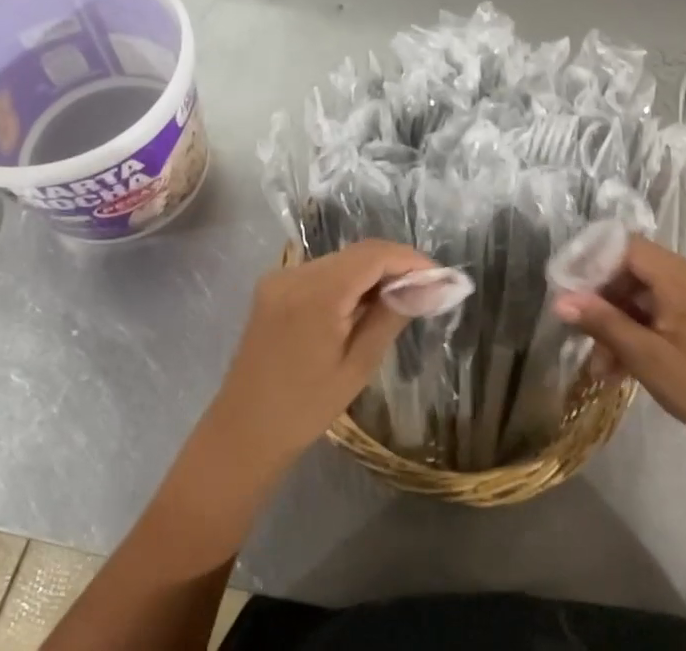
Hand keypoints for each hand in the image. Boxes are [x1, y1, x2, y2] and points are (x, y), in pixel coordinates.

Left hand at [205, 240, 430, 462]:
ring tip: (400, 303)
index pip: (373, 255)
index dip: (411, 260)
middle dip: (395, 266)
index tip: (442, 279)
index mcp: (315, 293)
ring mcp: (279, 279)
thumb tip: (433, 286)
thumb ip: (393, 315)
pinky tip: (363, 307)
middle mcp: (294, 274)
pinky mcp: (272, 289)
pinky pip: (321, 273)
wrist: (243, 430)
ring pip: (340, 261)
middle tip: (428, 292)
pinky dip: (347, 282)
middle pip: (356, 253)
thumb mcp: (359, 364)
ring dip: (372, 274)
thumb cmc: (305, 408)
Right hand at [554, 237, 685, 462]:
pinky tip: (623, 367)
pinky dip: (642, 332)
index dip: (594, 263)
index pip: (629, 248)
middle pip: (636, 272)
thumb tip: (560, 301)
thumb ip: (601, 322)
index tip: (568, 288)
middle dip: (606, 303)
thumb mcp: (643, 356)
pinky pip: (666, 312)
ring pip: (648, 297)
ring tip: (601, 368)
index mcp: (685, 278)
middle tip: (582, 335)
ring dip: (620, 325)